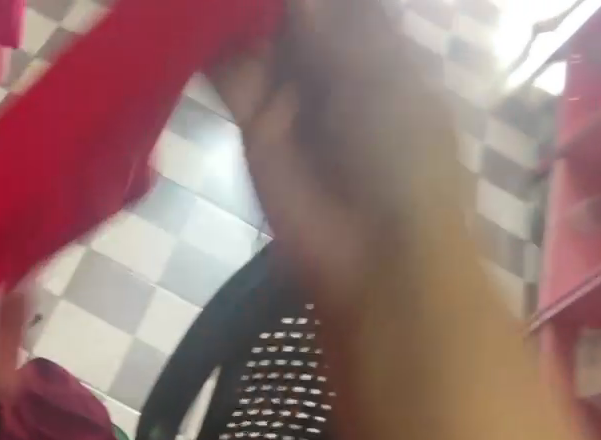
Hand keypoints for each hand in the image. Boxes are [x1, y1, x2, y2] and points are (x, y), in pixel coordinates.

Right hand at [209, 0, 478, 312]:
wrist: (374, 253)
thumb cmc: (405, 162)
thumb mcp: (384, 80)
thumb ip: (339, 34)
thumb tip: (296, 2)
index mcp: (383, 49)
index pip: (346, 5)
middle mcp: (333, 67)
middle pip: (297, 16)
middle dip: (274, 4)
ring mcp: (289, 99)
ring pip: (262, 40)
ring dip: (241, 16)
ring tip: (201, 1)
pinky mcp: (253, 132)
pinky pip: (234, 81)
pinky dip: (216, 52)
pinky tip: (194, 23)